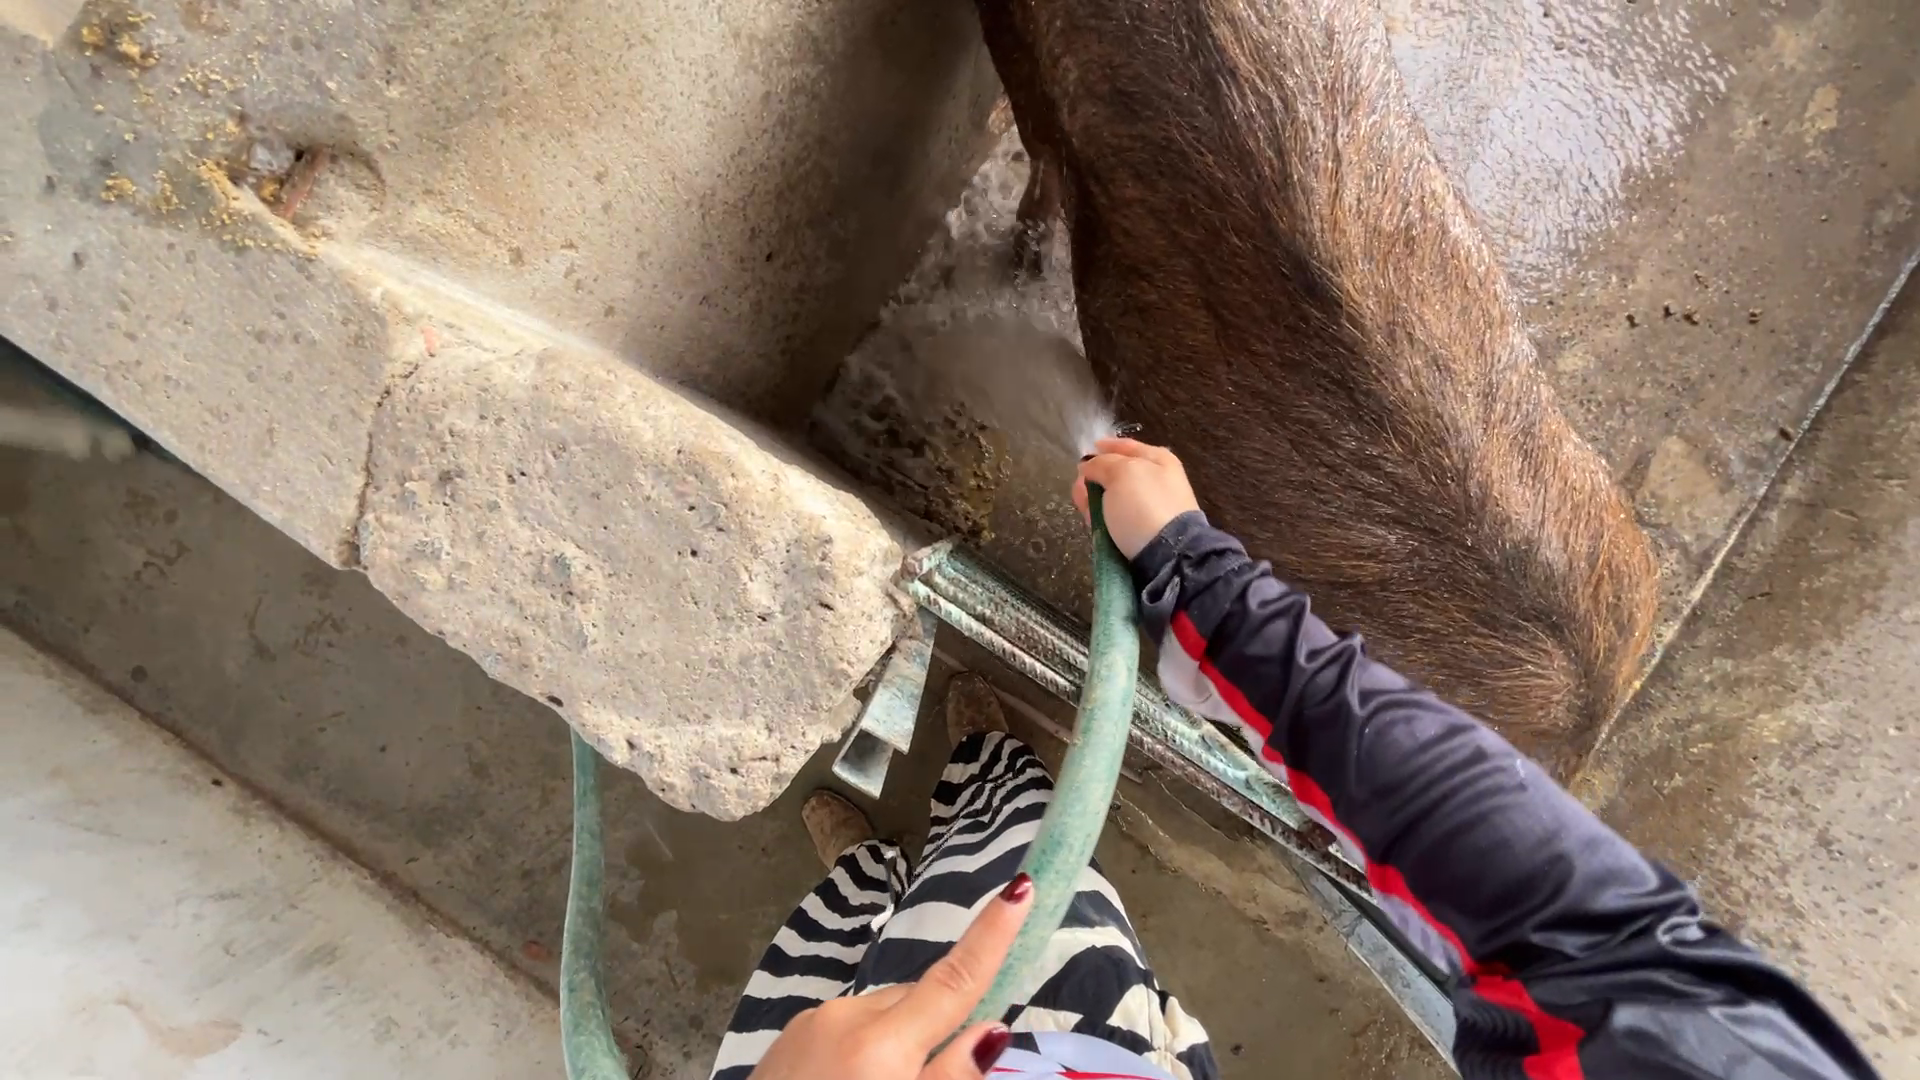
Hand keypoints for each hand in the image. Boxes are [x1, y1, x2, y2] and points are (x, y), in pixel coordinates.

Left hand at [747, 874, 1034, 1079]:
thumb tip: (991, 1028)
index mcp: (882, 1045)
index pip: (954, 980)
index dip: (992, 935)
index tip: (1020, 887)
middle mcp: (848, 1014)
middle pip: (918, 999)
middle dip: (936, 1024)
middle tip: (936, 1070)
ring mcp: (814, 1018)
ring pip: (883, 1011)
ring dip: (899, 1037)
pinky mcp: (791, 1031)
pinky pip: (849, 1024)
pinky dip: (865, 1045)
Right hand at [1073, 438, 1200, 558]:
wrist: (1167, 554)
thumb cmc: (1145, 505)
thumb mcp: (1122, 473)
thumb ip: (1102, 463)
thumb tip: (1088, 465)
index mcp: (1158, 460)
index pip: (1126, 447)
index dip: (1105, 447)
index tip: (1086, 451)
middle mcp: (1155, 482)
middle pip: (1116, 474)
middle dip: (1095, 477)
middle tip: (1079, 484)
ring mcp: (1148, 508)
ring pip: (1112, 498)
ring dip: (1094, 499)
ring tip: (1081, 503)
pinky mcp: (1140, 532)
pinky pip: (1114, 519)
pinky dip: (1100, 517)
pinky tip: (1090, 520)